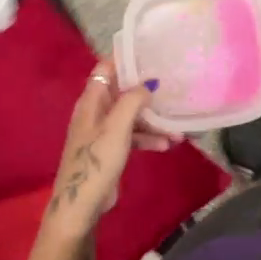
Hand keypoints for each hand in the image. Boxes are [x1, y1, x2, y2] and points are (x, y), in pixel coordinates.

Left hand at [46, 58, 181, 234]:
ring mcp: (103, 132)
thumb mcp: (116, 127)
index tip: (152, 56)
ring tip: (178, 130)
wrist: (82, 203)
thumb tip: (148, 83)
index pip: (106, 69)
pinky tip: (167, 145)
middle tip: (173, 89)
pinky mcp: (111, 149)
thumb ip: (132, 101)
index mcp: (91, 101)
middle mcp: (96, 112)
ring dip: (153, 121)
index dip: (126, 60)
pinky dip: (148, 138)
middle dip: (147, 93)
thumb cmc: (96, 160)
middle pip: (123, 93)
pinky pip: (133, 136)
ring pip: (131, 117)